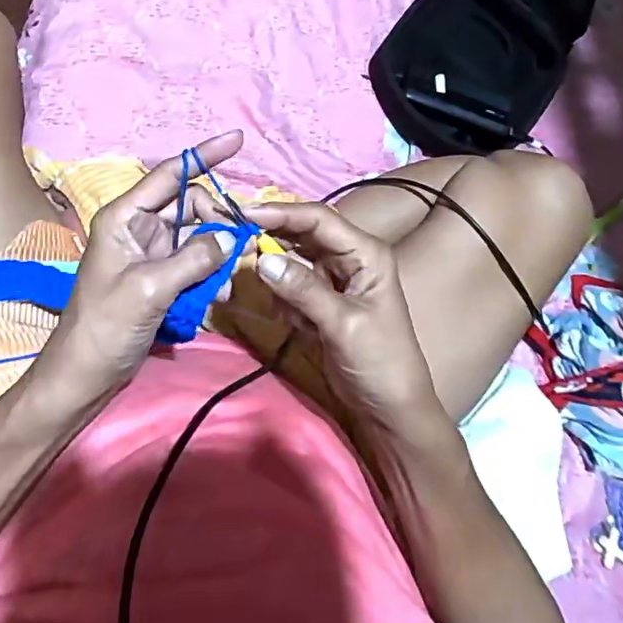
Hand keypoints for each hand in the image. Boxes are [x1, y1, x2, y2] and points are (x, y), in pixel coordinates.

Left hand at [33, 132, 245, 405]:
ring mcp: (152, 253)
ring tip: (230, 280)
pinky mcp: (162, 276)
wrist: (85, 376)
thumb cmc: (105, 326)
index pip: (170, 174)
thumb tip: (231, 237)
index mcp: (125, 217)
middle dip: (219, 220)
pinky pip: (197, 261)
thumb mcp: (150, 288)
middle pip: (192, 205)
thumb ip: (194, 257)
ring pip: (199, 235)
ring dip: (220, 252)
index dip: (205, 155)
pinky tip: (221, 293)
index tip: (238, 140)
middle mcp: (140, 227)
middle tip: (243, 243)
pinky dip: (213, 272)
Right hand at [242, 201, 444, 431]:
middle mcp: (349, 258)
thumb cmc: (380, 362)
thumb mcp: (343, 324)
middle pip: (302, 233)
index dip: (281, 212)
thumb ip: (304, 290)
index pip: (318, 219)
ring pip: (292, 257)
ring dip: (269, 264)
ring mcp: (333, 279)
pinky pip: (290, 284)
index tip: (243, 212)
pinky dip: (276, 291)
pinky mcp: (319, 301)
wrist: (391, 410)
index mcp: (365, 252)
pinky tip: (271, 306)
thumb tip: (263, 260)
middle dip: (269, 233)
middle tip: (231, 235)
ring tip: (240, 267)